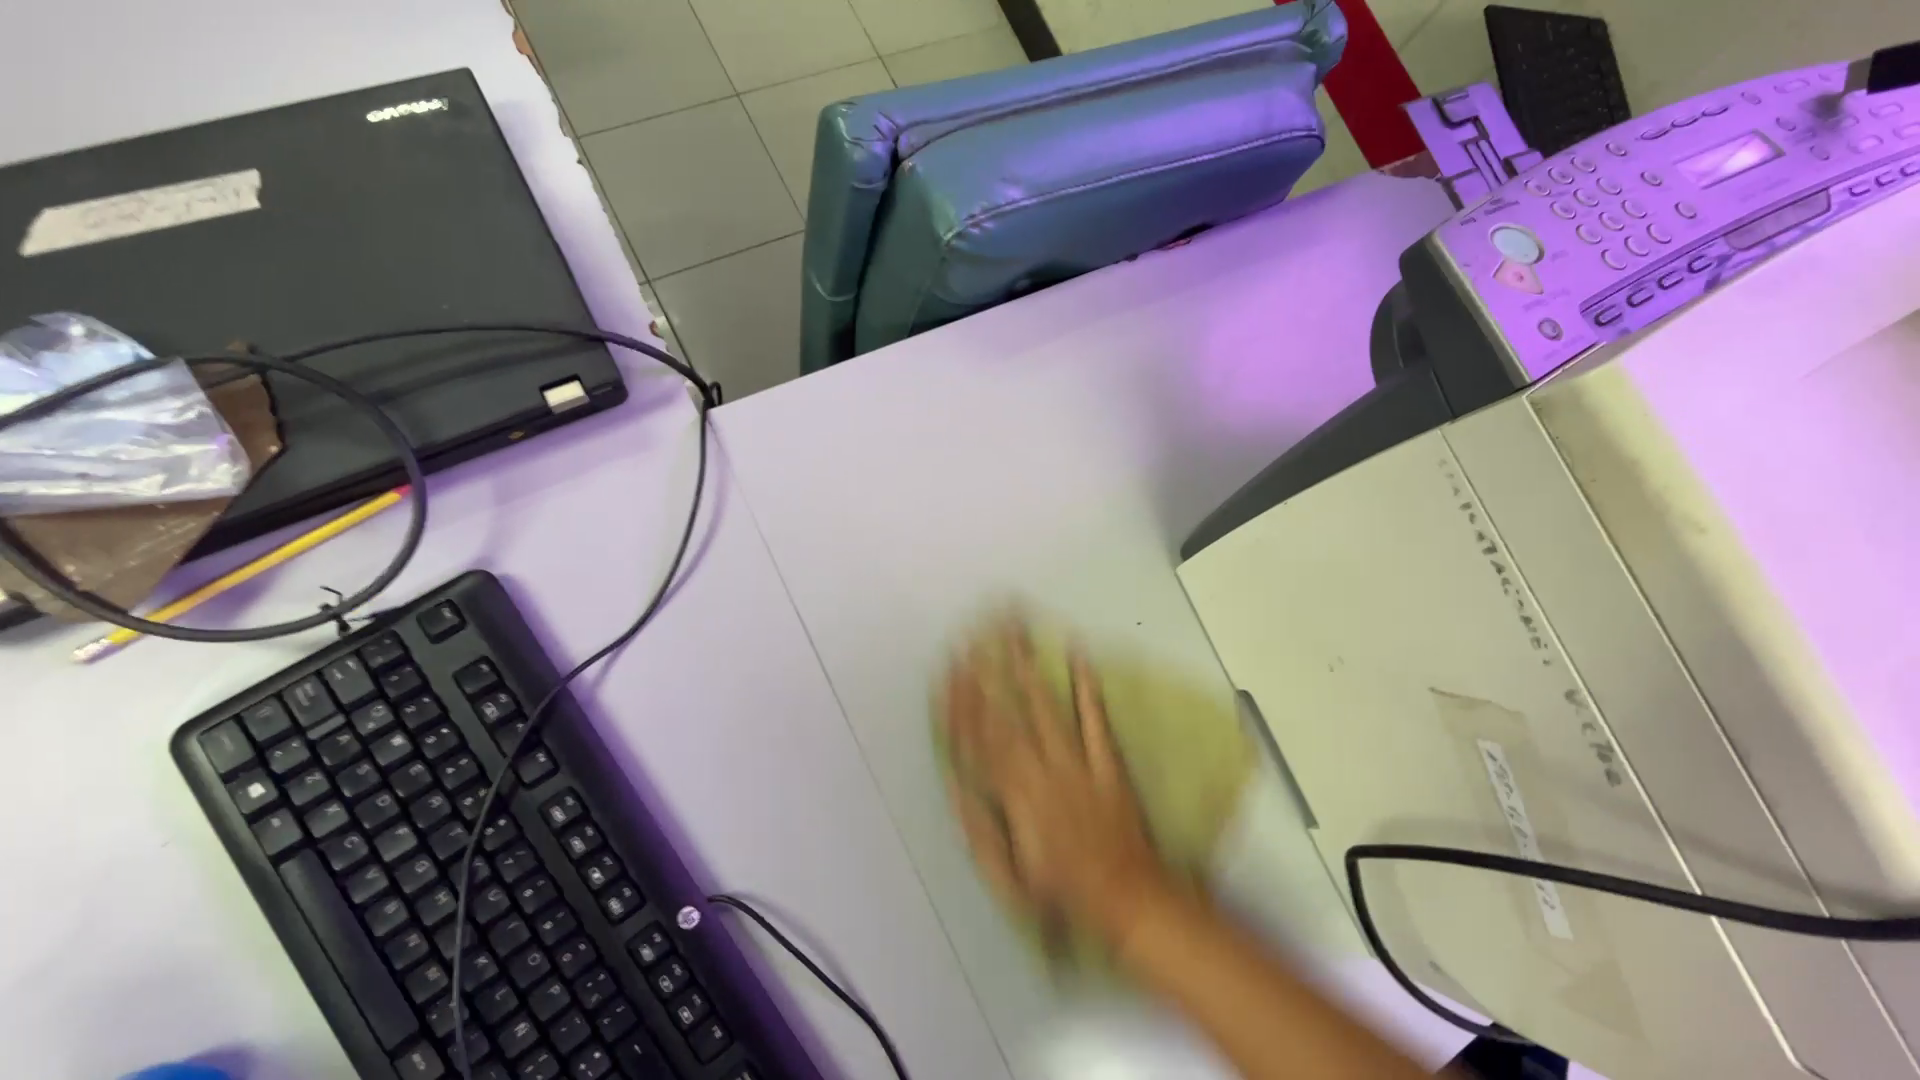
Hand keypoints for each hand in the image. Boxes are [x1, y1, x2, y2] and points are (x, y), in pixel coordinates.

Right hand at [939, 620, 1170, 945]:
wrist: (1128, 898)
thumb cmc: (1062, 892)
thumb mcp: (1008, 876)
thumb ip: (978, 827)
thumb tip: (954, 785)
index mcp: (1012, 797)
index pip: (977, 741)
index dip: (958, 704)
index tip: (946, 670)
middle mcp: (1039, 770)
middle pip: (1005, 714)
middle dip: (985, 671)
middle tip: (972, 632)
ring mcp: (1075, 762)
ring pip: (1043, 706)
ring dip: (1024, 666)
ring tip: (1012, 630)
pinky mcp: (1106, 761)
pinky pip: (1094, 718)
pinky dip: (1086, 685)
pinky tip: (1077, 651)